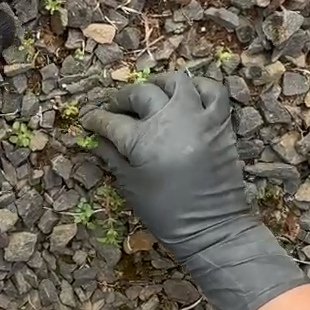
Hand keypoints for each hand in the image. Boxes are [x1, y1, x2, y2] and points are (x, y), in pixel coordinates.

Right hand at [82, 71, 307, 309]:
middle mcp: (168, 120)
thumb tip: (96, 139)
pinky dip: (199, 87)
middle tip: (115, 109)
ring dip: (158, 84)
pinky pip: (213, 91)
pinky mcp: (220, 123)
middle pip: (139, 93)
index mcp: (141, 140)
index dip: (96, 120)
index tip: (89, 120)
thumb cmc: (164, 212)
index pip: (110, 121)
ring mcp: (197, 118)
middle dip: (121, 99)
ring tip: (150, 93)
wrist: (212, 228)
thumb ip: (111, 157)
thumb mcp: (130, 186)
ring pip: (176, 82)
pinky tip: (187, 95)